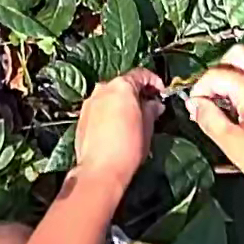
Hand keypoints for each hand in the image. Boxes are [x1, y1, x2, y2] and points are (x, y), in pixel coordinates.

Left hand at [73, 68, 162, 188]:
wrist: (100, 169)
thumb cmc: (128, 147)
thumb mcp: (147, 127)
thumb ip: (151, 110)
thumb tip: (154, 104)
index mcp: (121, 86)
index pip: (140, 74)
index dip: (154, 81)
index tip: (161, 93)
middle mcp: (102, 88)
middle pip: (123, 84)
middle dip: (137, 93)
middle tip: (150, 106)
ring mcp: (90, 101)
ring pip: (110, 95)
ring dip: (122, 102)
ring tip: (134, 118)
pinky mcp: (82, 115)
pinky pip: (100, 107)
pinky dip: (110, 111)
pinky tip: (117, 126)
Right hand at [187, 45, 243, 222]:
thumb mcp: (234, 146)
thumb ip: (209, 119)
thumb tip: (197, 103)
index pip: (215, 74)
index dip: (199, 89)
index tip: (196, 110)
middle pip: (238, 56)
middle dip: (220, 72)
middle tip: (214, 98)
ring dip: (239, 80)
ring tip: (235, 110)